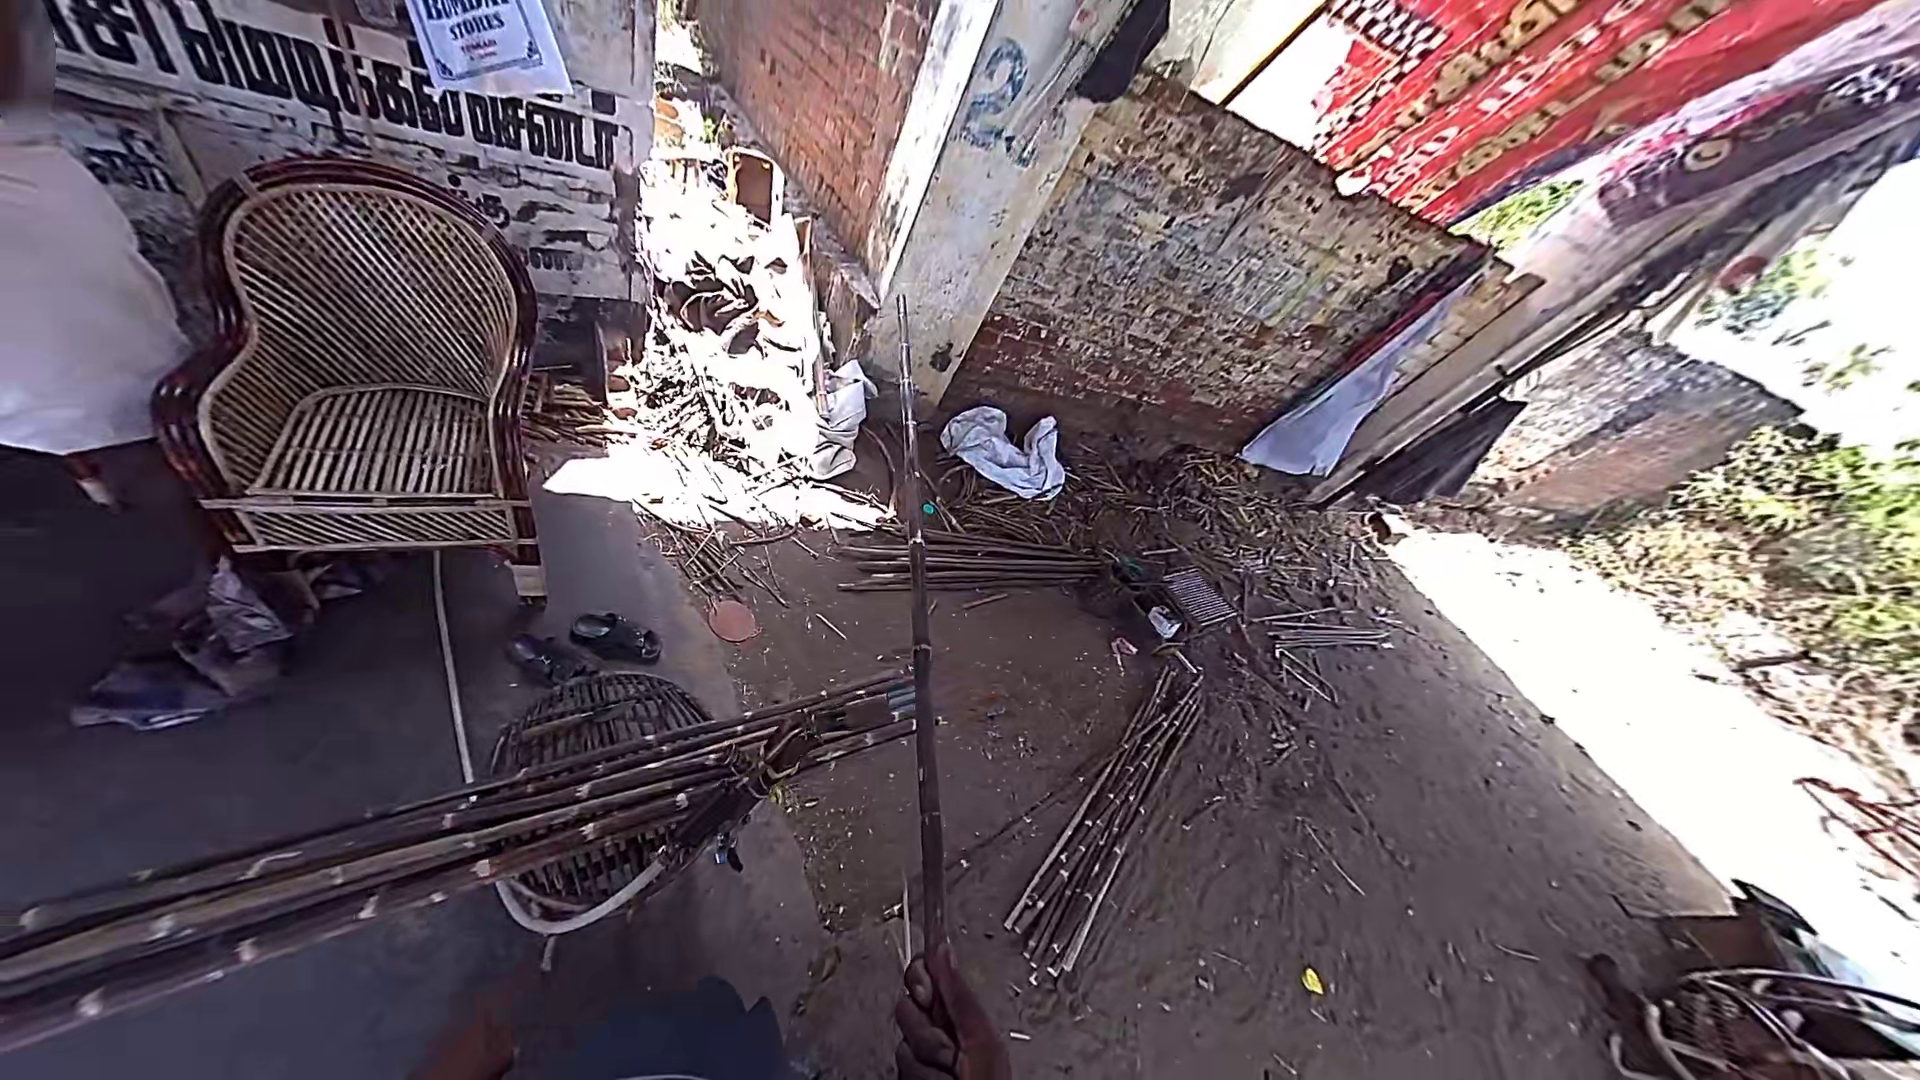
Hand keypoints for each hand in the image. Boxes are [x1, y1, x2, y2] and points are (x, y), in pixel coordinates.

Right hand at [894, 943, 1011, 1079]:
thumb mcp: (982, 1038)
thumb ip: (960, 995)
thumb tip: (941, 947)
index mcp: (958, 1011)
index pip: (924, 972)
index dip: (920, 977)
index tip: (929, 995)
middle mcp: (937, 1030)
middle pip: (906, 1006)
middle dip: (926, 1031)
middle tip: (949, 1051)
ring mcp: (921, 1060)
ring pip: (903, 1046)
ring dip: (928, 1066)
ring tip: (950, 1078)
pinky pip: (899, 1072)